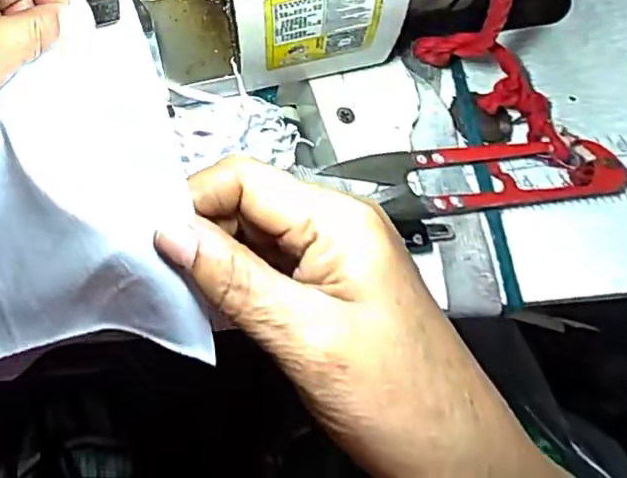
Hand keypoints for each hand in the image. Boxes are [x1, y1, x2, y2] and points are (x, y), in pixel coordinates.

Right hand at [155, 158, 562, 477]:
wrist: (469, 474)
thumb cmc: (410, 410)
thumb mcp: (307, 339)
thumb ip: (232, 279)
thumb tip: (169, 232)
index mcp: (339, 219)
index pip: (242, 178)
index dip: (194, 199)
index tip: (158, 235)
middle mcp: (332, 224)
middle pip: (241, 201)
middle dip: (200, 230)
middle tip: (166, 265)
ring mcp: (328, 254)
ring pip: (245, 232)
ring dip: (212, 257)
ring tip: (188, 287)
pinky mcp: (321, 283)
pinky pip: (259, 262)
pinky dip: (231, 278)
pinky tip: (215, 301)